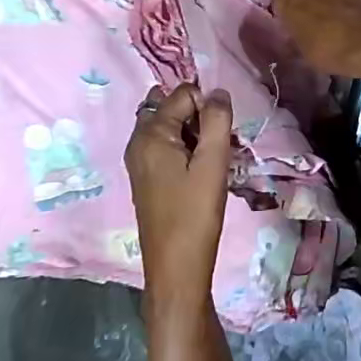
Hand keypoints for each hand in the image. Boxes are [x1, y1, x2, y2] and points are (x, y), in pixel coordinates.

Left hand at [125, 83, 233, 301]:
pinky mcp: (146, 178)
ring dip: (195, 135)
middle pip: (173, 108)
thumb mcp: (213, 164)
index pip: (183, 94)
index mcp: (150, 134)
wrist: (175, 268)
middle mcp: (138, 142)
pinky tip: (202, 173)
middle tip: (219, 147)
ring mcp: (139, 161)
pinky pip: (167, 148)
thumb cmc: (195, 214)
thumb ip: (217, 121)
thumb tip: (218, 91)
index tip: (223, 135)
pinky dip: (186, 150)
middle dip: (200, 118)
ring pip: (171, 128)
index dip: (208, 107)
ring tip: (214, 161)